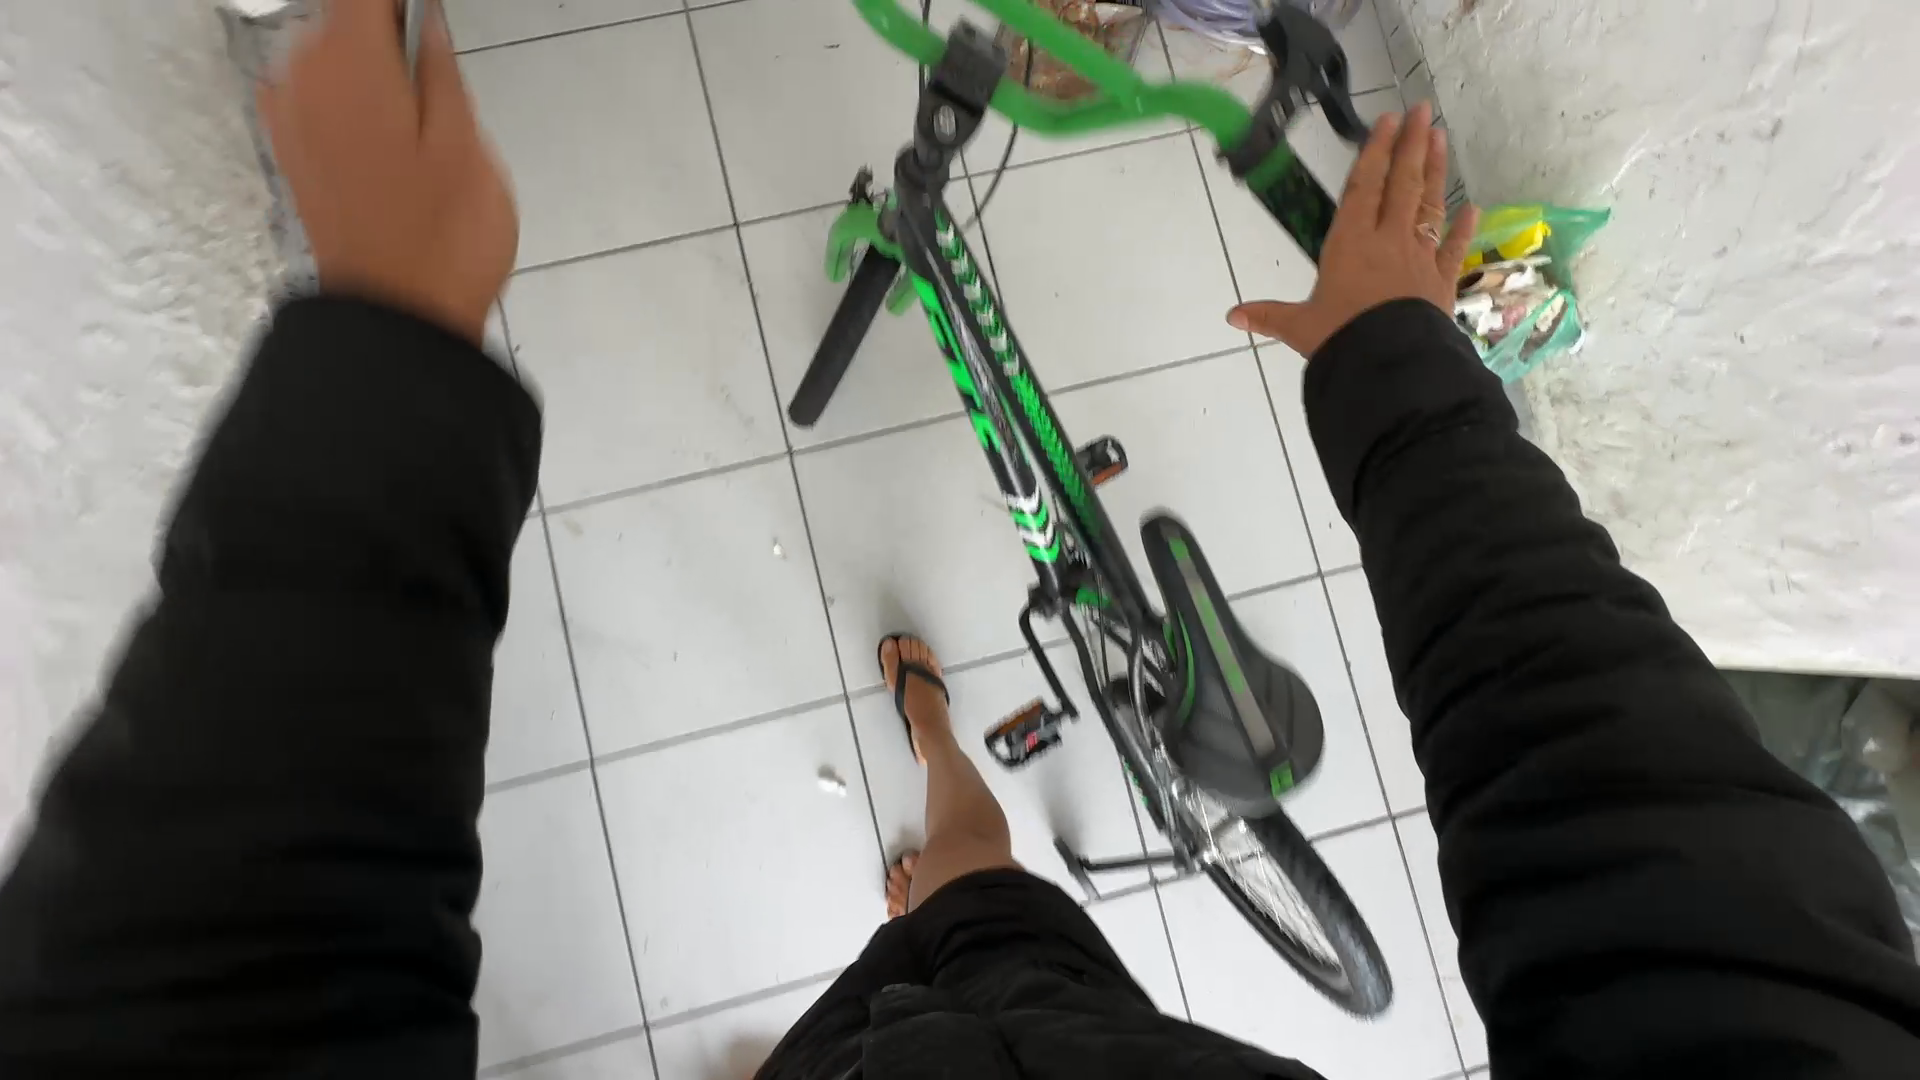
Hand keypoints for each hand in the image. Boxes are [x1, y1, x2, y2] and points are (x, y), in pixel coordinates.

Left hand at [259, 0, 516, 343]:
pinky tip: (392, 135)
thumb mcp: (470, 150)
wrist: (396, 314)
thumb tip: (424, 21)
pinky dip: (355, 98)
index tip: (431, 20)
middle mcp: (301, 72)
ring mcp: (288, 112)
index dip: (401, 5)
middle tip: (441, 72)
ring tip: (425, 113)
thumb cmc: (448, 236)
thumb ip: (442, 74)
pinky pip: (320, 96)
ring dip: (375, 68)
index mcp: (351, 61)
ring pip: (330, 57)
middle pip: (342, 19)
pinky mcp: (291, 149)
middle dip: (391, 33)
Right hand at [1228, 103, 1478, 357]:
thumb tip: (1232, 315)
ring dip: (1435, 169)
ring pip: (1429, 204)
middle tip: (1420, 111)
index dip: (1374, 153)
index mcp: (1350, 244)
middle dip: (1410, 146)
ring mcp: (1418, 257)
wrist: (1388, 361)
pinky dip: (1462, 227)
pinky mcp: (1440, 279)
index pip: (1364, 188)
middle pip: (1402, 184)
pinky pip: (1453, 247)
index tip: (1386, 120)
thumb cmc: (1340, 338)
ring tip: (1440, 137)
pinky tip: (1472, 207)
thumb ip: (1267, 315)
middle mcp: (1388, 240)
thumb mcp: (1297, 327)